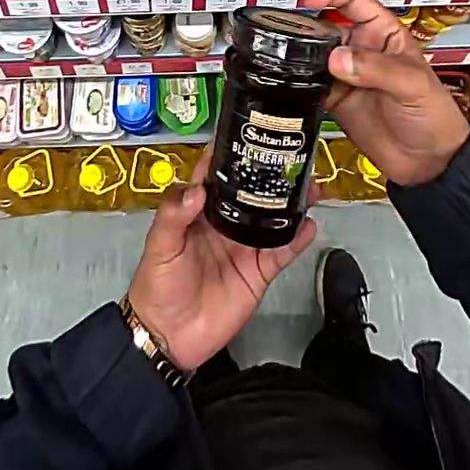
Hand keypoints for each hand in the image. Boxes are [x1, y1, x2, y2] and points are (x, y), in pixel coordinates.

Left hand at [126, 150, 316, 371]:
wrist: (168, 336)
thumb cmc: (157, 284)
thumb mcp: (159, 245)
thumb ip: (173, 215)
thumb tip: (197, 190)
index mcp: (200, 211)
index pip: (216, 174)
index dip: (229, 153)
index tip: (248, 132)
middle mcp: (225, 223)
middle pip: (251, 193)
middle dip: (270, 174)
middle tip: (291, 156)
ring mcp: (244, 247)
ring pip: (272, 218)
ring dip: (291, 203)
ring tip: (311, 185)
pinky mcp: (258, 272)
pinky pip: (282, 252)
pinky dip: (297, 240)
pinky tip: (310, 225)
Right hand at [302, 0, 469, 186]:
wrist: (429, 163)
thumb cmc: (434, 116)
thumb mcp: (412, 85)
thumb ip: (376, 69)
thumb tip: (337, 58)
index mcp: (383, 34)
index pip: (354, 1)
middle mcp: (361, 49)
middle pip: (326, 26)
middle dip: (307, 26)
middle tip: (289, 35)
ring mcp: (345, 74)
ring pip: (313, 53)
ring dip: (300, 54)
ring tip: (286, 58)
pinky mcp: (334, 98)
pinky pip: (309, 82)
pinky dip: (298, 81)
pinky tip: (291, 82)